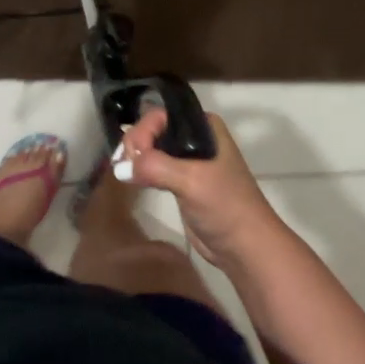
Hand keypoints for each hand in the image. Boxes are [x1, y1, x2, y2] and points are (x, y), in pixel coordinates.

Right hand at [121, 109, 283, 266]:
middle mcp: (196, 137)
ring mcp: (189, 161)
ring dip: (135, 158)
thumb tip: (119, 167)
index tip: (132, 156)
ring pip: (153, 149)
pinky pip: (156, 168)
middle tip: (121, 166)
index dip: (143, 132)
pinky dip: (141, 171)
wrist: (245, 247)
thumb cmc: (225, 206)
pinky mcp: (182, 182)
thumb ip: (156, 167)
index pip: (162, 116)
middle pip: (154, 130)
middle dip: (135, 144)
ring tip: (121, 172)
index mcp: (204, 126)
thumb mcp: (191, 181)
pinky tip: (129, 179)